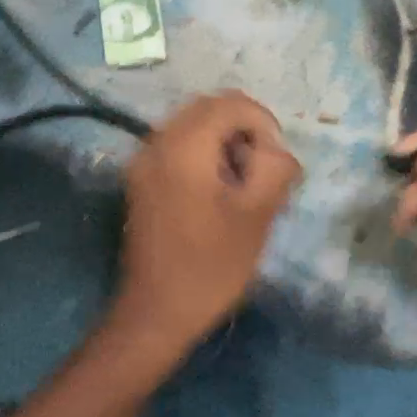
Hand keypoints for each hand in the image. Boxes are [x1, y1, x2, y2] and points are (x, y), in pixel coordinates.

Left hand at [112, 91, 302, 348]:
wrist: (156, 313)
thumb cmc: (211, 267)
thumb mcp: (257, 217)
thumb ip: (275, 169)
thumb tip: (276, 151)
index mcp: (184, 147)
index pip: (231, 104)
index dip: (264, 123)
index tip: (276, 163)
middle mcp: (156, 144)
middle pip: (208, 108)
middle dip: (244, 128)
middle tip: (263, 169)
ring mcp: (143, 163)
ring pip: (192, 126)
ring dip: (224, 141)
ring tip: (244, 183)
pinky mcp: (140, 182)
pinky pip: (177, 147)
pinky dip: (204, 155)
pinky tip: (219, 193)